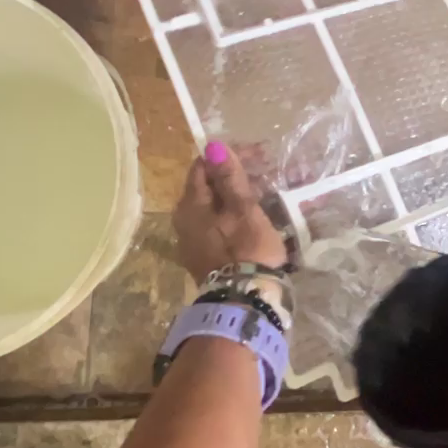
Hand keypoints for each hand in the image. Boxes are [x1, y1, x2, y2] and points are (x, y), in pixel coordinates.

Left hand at [172, 142, 287, 279]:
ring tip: (263, 193)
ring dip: (235, 196)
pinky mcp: (205, 257)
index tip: (258, 155)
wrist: (245, 301)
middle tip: (264, 171)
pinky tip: (252, 217)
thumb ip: (228, 177)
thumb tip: (212, 145)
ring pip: (213, 206)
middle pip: (207, 187)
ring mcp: (192, 241)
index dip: (229, 156)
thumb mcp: (242, 208)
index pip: (203, 166)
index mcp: (190, 205)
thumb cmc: (246, 248)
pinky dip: (233, 215)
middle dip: (233, 175)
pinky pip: (217, 225)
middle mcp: (183, 220)